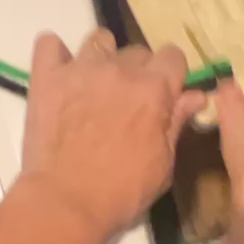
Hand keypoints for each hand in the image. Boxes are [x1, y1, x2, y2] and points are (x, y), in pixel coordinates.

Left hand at [17, 30, 206, 237]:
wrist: (67, 203)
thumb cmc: (121, 193)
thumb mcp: (162, 166)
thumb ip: (177, 124)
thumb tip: (196, 96)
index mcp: (153, 89)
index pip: (174, 56)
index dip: (172, 76)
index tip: (166, 97)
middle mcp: (119, 69)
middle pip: (137, 51)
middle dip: (138, 73)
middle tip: (129, 105)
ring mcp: (80, 69)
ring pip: (98, 40)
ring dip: (103, 59)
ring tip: (96, 88)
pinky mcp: (46, 77)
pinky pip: (49, 44)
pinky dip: (56, 56)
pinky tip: (61, 78)